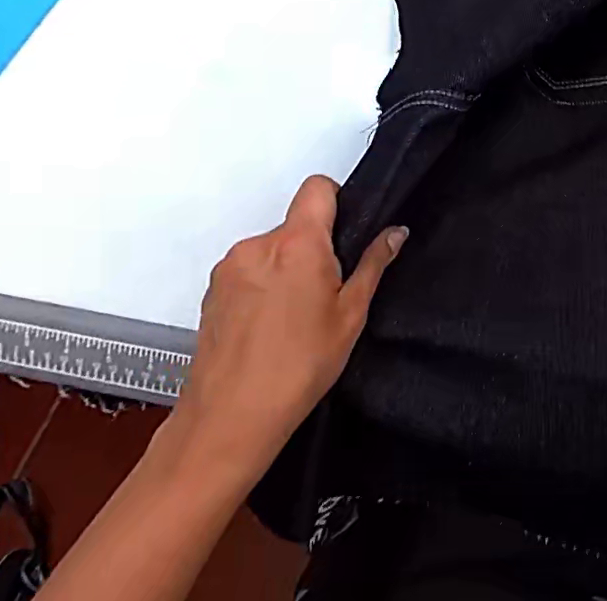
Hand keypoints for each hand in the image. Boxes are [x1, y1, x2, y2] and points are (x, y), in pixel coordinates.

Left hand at [170, 176, 404, 472]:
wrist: (229, 419)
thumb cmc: (296, 368)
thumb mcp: (352, 313)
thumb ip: (374, 263)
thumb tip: (394, 233)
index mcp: (297, 245)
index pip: (317, 188)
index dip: (338, 199)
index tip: (348, 228)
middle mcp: (257, 247)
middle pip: (296, 222)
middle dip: (317, 245)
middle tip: (330, 286)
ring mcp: (229, 268)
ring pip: (274, 247)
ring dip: (289, 265)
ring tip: (300, 311)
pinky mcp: (212, 290)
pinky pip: (250, 268)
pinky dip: (266, 283)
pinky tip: (275, 322)